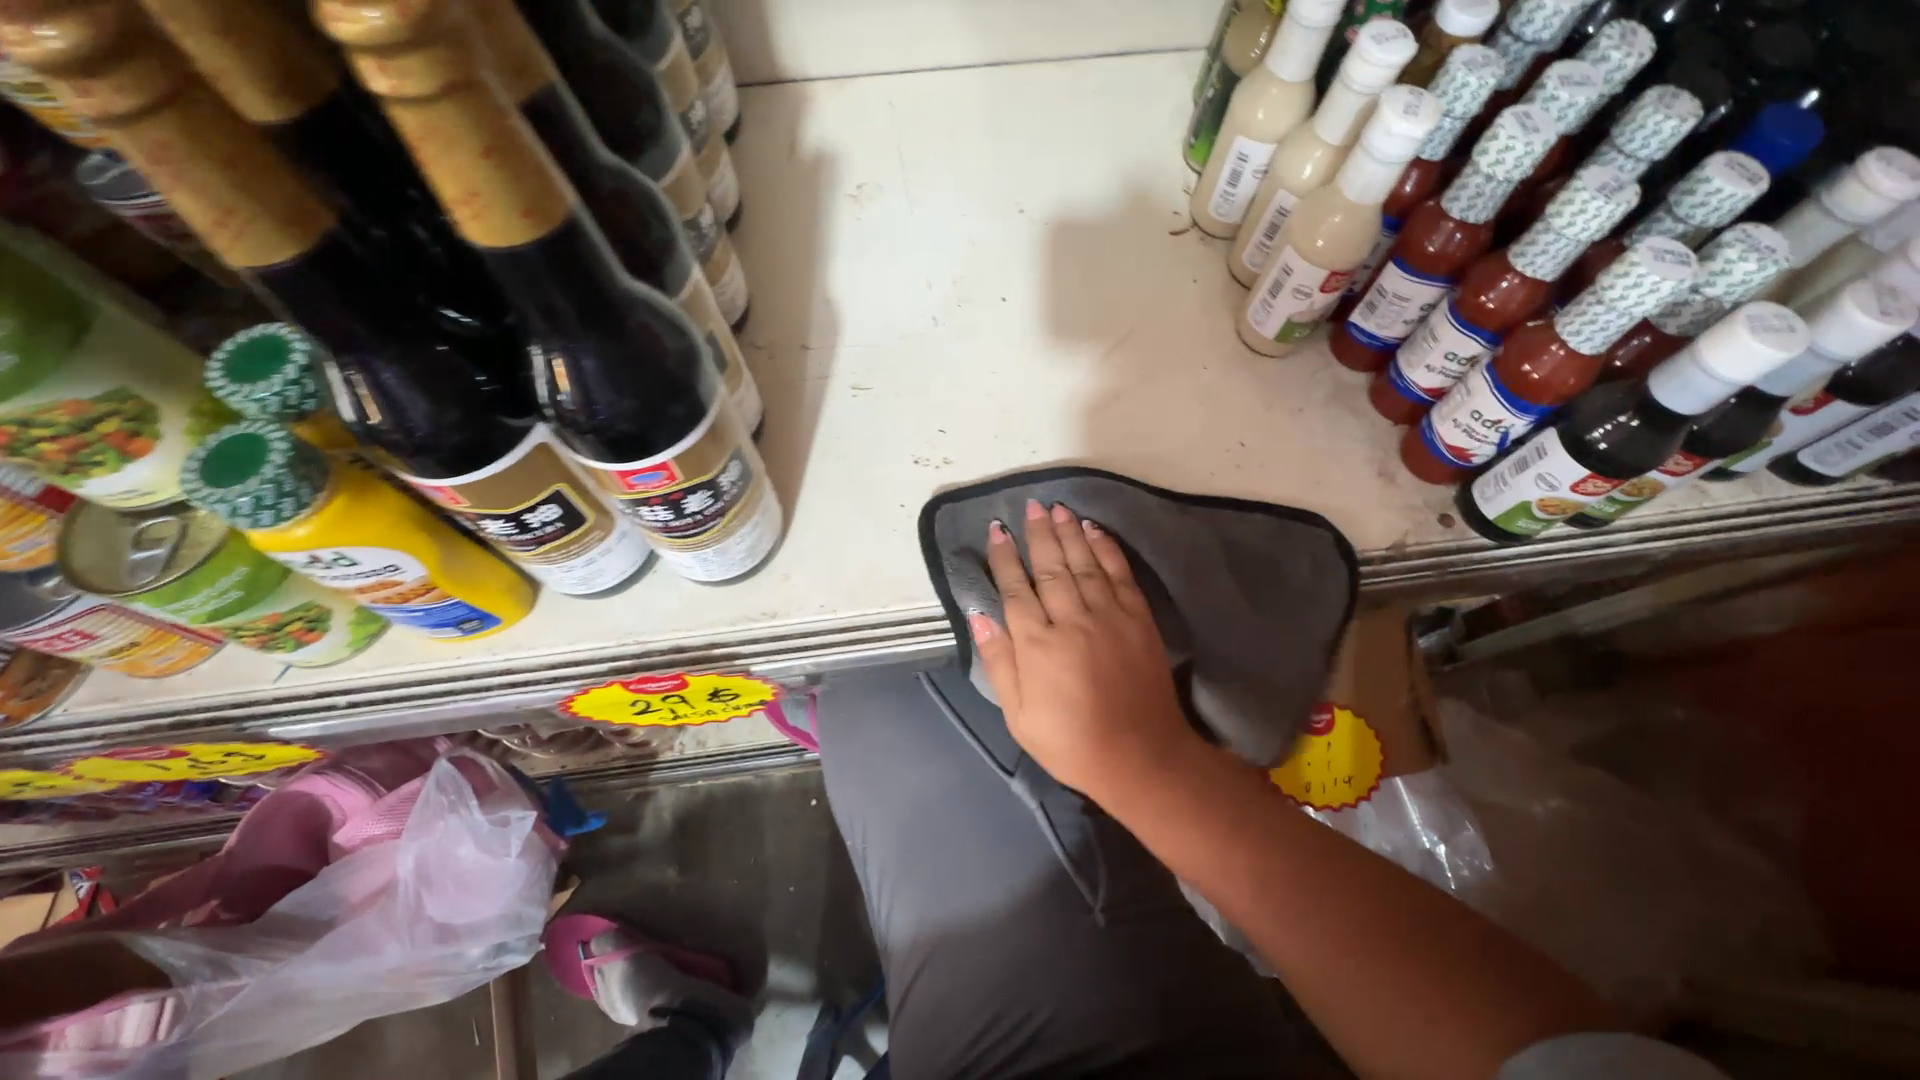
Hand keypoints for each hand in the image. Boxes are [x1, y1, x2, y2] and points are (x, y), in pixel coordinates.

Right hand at [968, 499, 1197, 797]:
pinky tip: (1094, 531)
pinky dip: (1106, 549)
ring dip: (1068, 533)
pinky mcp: (1137, 618)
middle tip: (1030, 507)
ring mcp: (1108, 616)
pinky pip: (1119, 573)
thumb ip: (999, 662)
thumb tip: (979, 616)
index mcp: (1037, 645)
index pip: (1015, 589)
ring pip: (1083, 563)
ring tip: (1056, 509)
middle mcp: (1071, 620)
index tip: (997, 531)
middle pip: (1049, 566)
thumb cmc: (1070, 742)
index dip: (1004, 558)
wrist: (1139, 755)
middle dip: (1037, 534)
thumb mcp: (1019, 715)